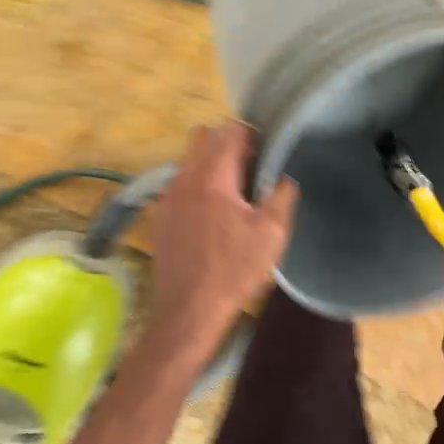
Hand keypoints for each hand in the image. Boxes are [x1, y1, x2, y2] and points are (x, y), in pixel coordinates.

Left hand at [148, 123, 297, 354]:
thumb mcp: (272, 232)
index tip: (266, 154)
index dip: (252, 136)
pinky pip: (180, 181)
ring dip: (211, 161)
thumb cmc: (234, 269)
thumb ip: (282, 194)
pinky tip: (213, 212)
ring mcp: (167, 197)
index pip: (230, 131)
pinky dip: (197, 182)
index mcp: (213, 177)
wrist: (188, 312)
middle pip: (205, 136)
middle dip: (229, 142)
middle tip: (251, 167)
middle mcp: (184, 179)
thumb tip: (282, 176)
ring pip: (189, 157)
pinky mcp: (160, 216)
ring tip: (234, 190)